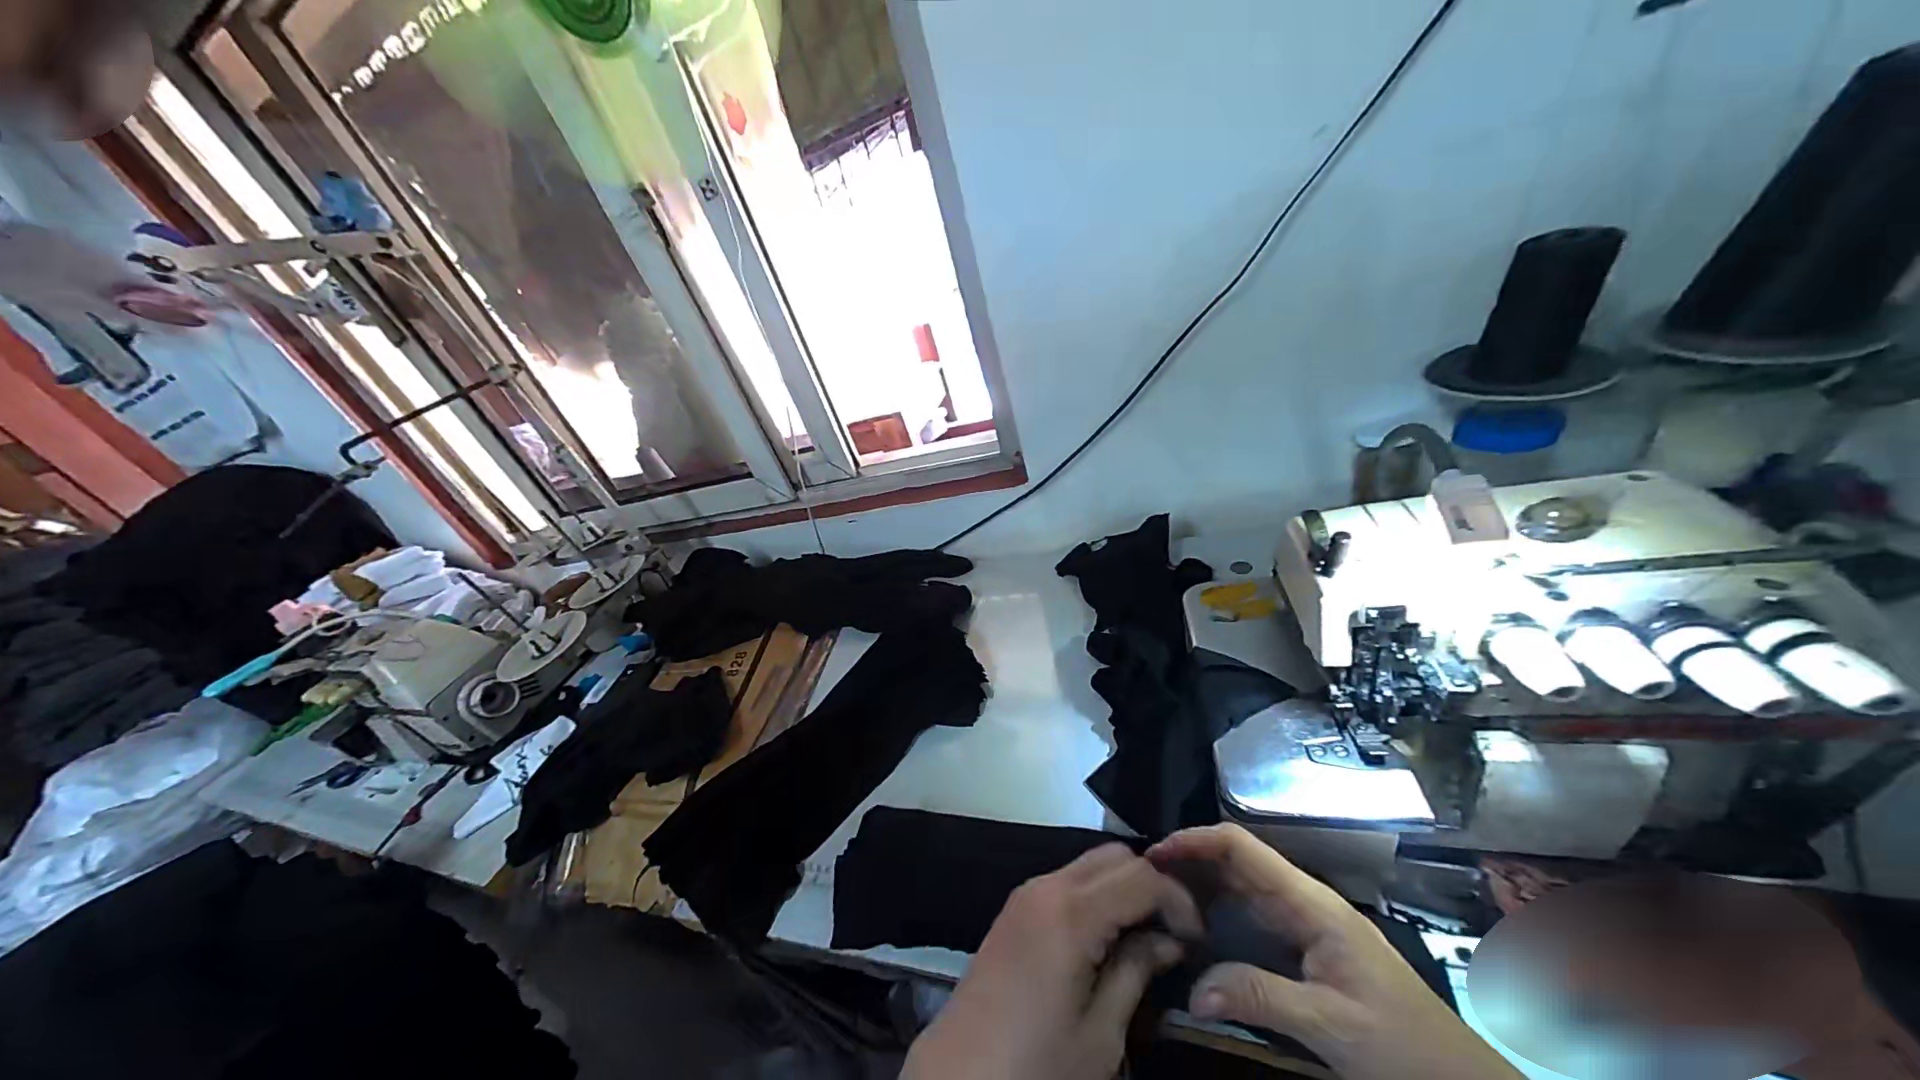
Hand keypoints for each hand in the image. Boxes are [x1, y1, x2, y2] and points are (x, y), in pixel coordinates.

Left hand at [902, 843, 1204, 1079]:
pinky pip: (1066, 882)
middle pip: (1114, 856)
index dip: (1178, 900)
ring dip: (1123, 888)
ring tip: (1148, 937)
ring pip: (1089, 864)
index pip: (1141, 875)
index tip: (1198, 939)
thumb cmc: (1034, 1064)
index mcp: (1069, 912)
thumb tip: (1167, 941)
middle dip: (1152, 885)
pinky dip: (1096, 895)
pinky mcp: (1014, 909)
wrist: (957, 1076)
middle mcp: (1045, 886)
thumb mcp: (1099, 1033)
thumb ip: (1136, 972)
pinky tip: (1109, 937)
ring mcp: (1025, 894)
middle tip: (1176, 934)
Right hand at [1148, 824, 1521, 1079]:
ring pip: (1241, 883)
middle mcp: (1304, 900)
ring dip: (1199, 881)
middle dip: (1189, 859)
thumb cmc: (1405, 1048)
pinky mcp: (1304, 944)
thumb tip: (1193, 988)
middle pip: (1237, 859)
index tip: (1153, 855)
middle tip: (1143, 878)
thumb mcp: (1333, 1027)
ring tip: (1157, 895)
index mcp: (1312, 903)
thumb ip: (1262, 997)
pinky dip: (1216, 909)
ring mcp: (1305, 921)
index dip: (1195, 841)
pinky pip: (1250, 912)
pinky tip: (1194, 925)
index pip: (1242, 848)